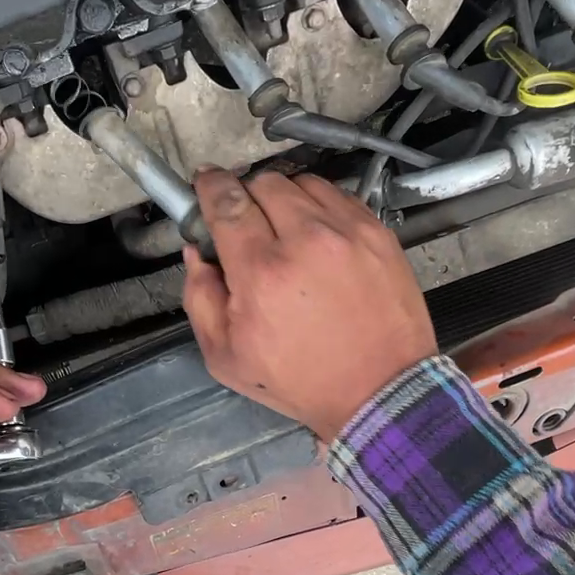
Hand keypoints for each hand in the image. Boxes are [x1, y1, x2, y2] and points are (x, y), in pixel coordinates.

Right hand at [181, 170, 436, 440]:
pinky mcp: (377, 233)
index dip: (210, 187)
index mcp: (260, 273)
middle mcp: (305, 241)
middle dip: (246, 198)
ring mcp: (347, 232)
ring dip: (284, 200)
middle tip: (246, 224)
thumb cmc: (300, 381)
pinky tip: (316, 236)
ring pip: (301, 183)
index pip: (227, 201)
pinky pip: (338, 196)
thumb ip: (200, 299)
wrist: (378, 391)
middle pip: (262, 183)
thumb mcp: (226, 358)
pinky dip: (319, 207)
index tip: (206, 184)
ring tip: (284, 231)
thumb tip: (195, 253)